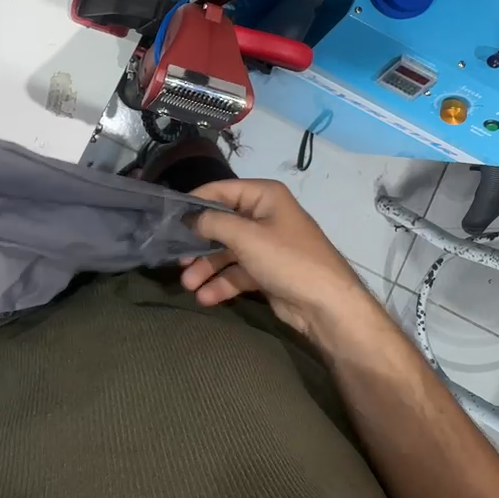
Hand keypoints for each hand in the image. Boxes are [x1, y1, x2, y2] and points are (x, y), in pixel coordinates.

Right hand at [179, 178, 371, 342]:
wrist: (328, 307)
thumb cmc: (287, 259)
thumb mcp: (246, 236)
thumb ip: (212, 223)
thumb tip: (189, 218)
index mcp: (265, 196)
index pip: (221, 190)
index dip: (195, 202)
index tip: (170, 217)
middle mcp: (264, 216)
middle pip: (221, 224)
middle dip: (198, 244)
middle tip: (177, 259)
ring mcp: (266, 246)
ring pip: (227, 252)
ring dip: (206, 268)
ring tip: (188, 284)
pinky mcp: (266, 272)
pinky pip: (237, 272)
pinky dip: (221, 283)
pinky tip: (205, 297)